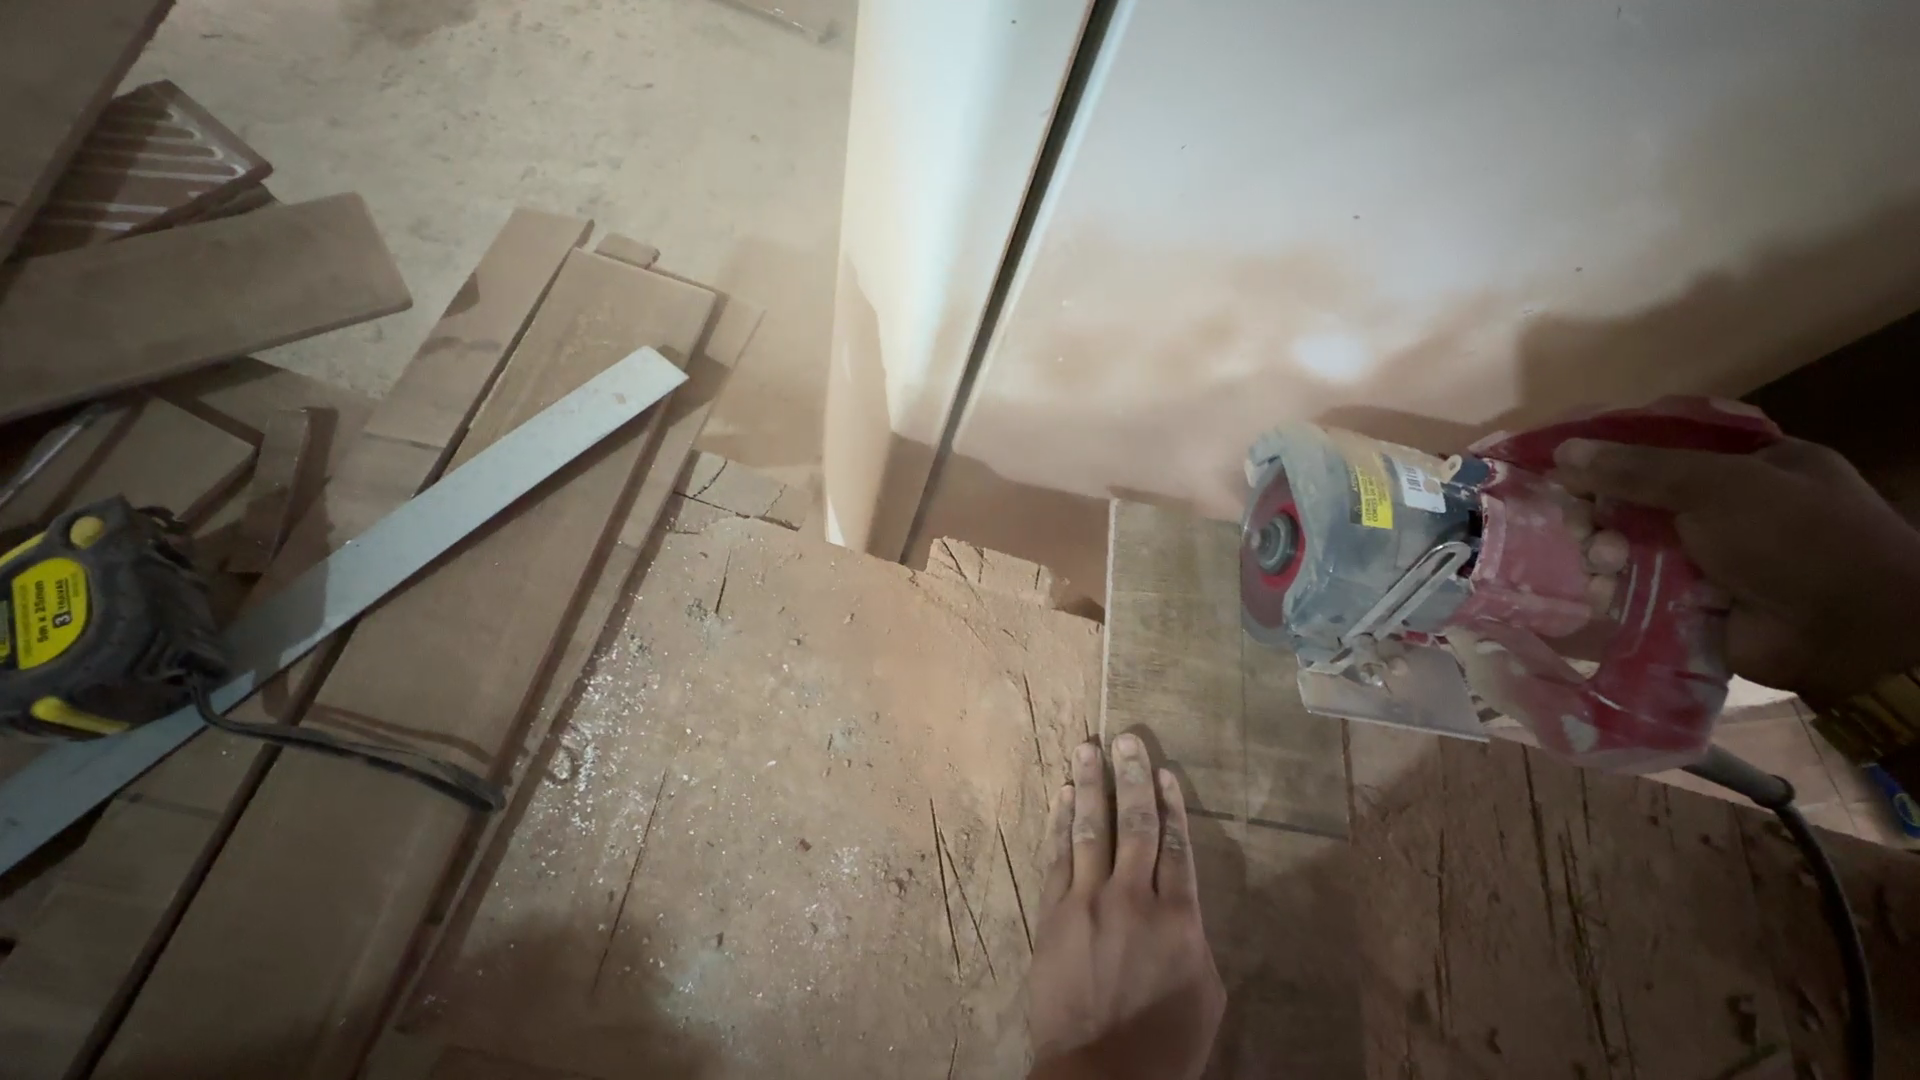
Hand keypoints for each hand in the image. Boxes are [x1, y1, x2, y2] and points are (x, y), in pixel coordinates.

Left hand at [1027, 735, 1224, 1079]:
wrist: (1100, 1074)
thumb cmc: (1164, 1043)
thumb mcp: (1204, 994)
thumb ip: (1190, 938)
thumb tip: (1178, 905)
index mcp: (1179, 918)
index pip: (1176, 846)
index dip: (1170, 805)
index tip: (1164, 772)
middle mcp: (1133, 897)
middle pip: (1134, 824)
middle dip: (1130, 778)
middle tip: (1125, 739)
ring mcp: (1088, 901)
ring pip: (1090, 829)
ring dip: (1089, 785)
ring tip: (1087, 748)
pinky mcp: (1053, 912)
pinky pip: (1056, 855)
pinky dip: (1058, 821)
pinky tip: (1060, 795)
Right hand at [1552, 436, 1919, 702]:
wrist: (1850, 635)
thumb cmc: (1799, 540)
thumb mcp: (1720, 486)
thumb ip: (1638, 468)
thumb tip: (1562, 451)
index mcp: (1749, 465)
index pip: (1663, 445)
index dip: (1611, 449)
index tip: (1562, 459)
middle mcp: (1724, 507)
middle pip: (1635, 496)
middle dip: (1597, 506)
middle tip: (1570, 516)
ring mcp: (1704, 556)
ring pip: (1626, 542)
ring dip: (1602, 549)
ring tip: (1601, 561)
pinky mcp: (1685, 599)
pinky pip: (1630, 585)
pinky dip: (1609, 586)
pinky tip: (1598, 588)